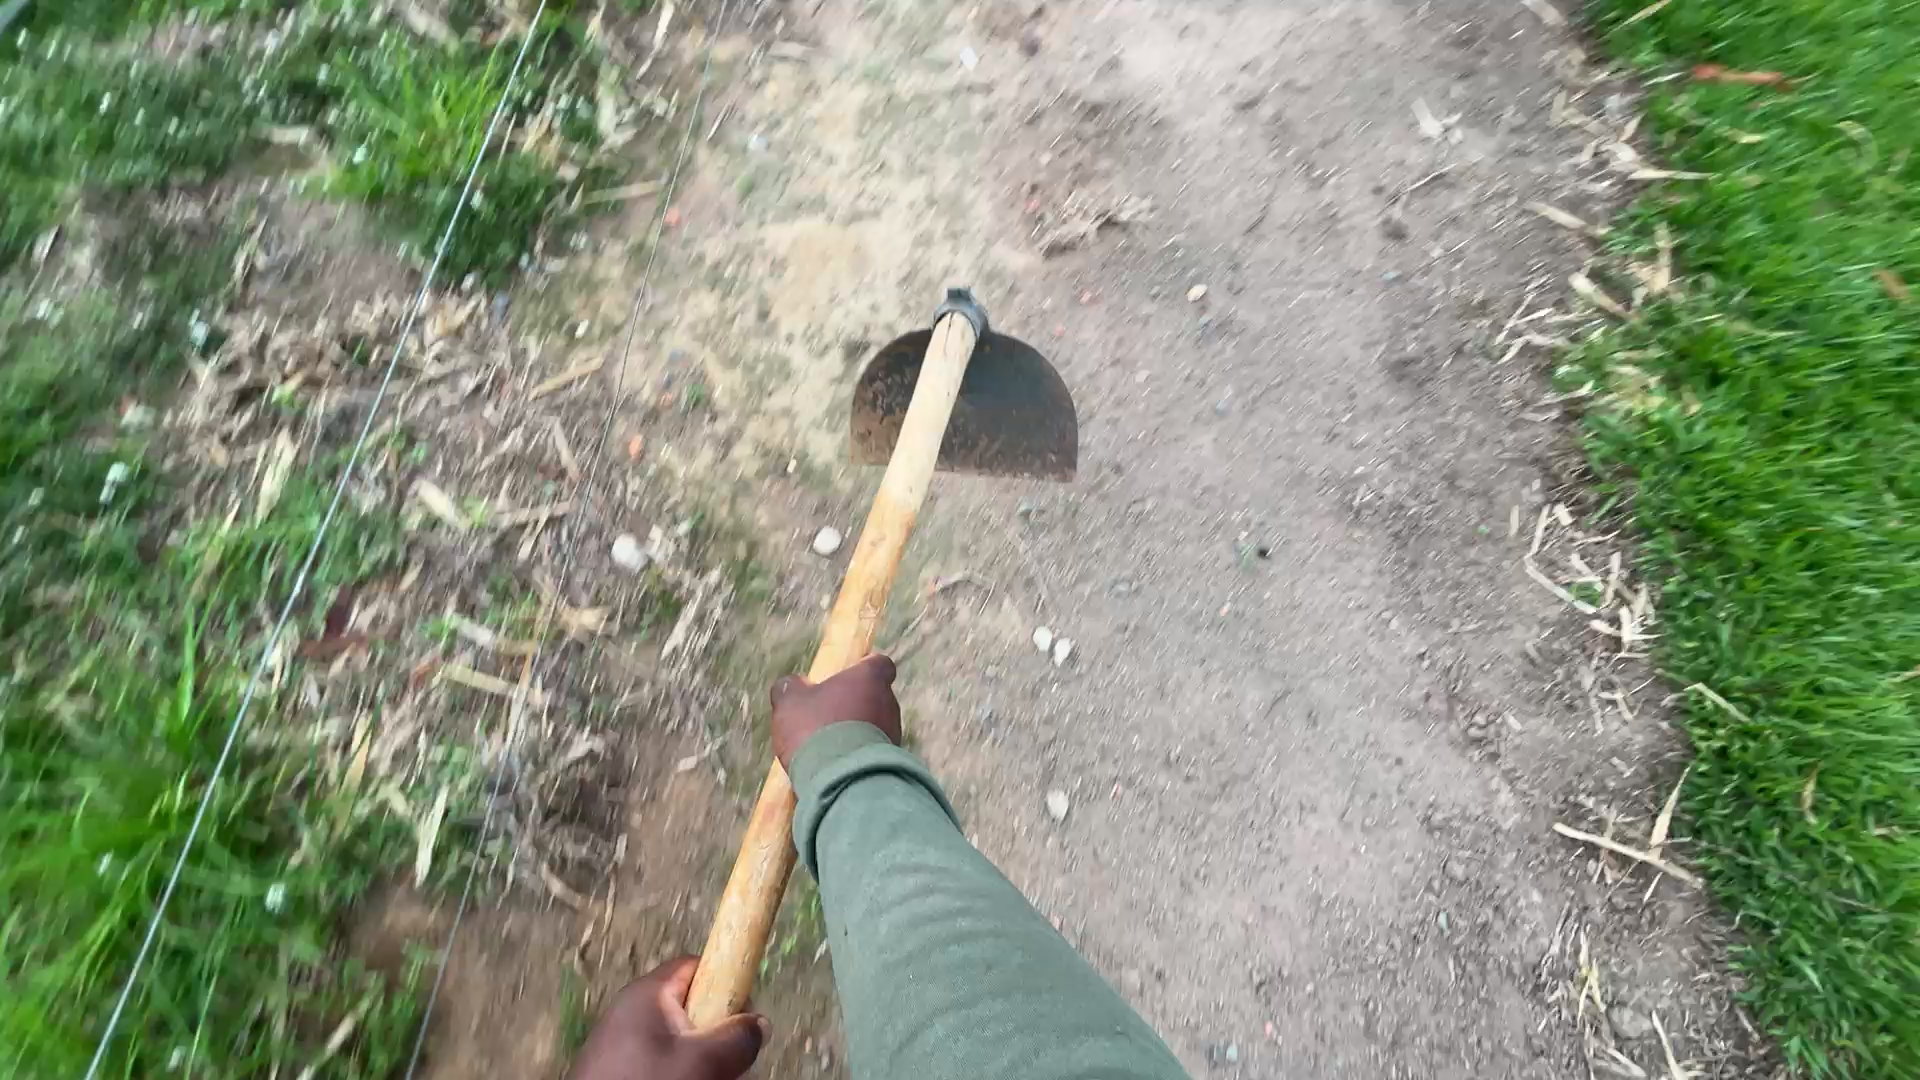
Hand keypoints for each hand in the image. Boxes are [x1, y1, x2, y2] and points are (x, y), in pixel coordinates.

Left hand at [565, 956, 767, 1079]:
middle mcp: (630, 1012)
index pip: (698, 966)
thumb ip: (738, 1038)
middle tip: (726, 1063)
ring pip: (676, 1043)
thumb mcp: (703, 1063)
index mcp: (647, 993)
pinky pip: (657, 1064)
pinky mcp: (615, 1073)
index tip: (740, 1016)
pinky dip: (677, 1074)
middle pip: (690, 1008)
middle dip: (715, 1035)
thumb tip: (759, 1024)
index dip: (726, 984)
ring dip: (699, 1062)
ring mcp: (619, 1045)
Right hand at [770, 653, 900, 768]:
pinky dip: (860, 753)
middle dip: (855, 703)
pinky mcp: (892, 759)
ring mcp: (894, 731)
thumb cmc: (816, 729)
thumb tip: (791, 683)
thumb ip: (790, 687)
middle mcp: (889, 701)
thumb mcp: (790, 703)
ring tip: (829, 745)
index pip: (880, 664)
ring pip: (876, 723)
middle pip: (875, 695)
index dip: (864, 668)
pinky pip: (875, 749)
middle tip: (827, 715)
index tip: (847, 677)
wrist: (842, 779)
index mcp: (870, 678)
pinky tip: (838, 764)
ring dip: (858, 730)